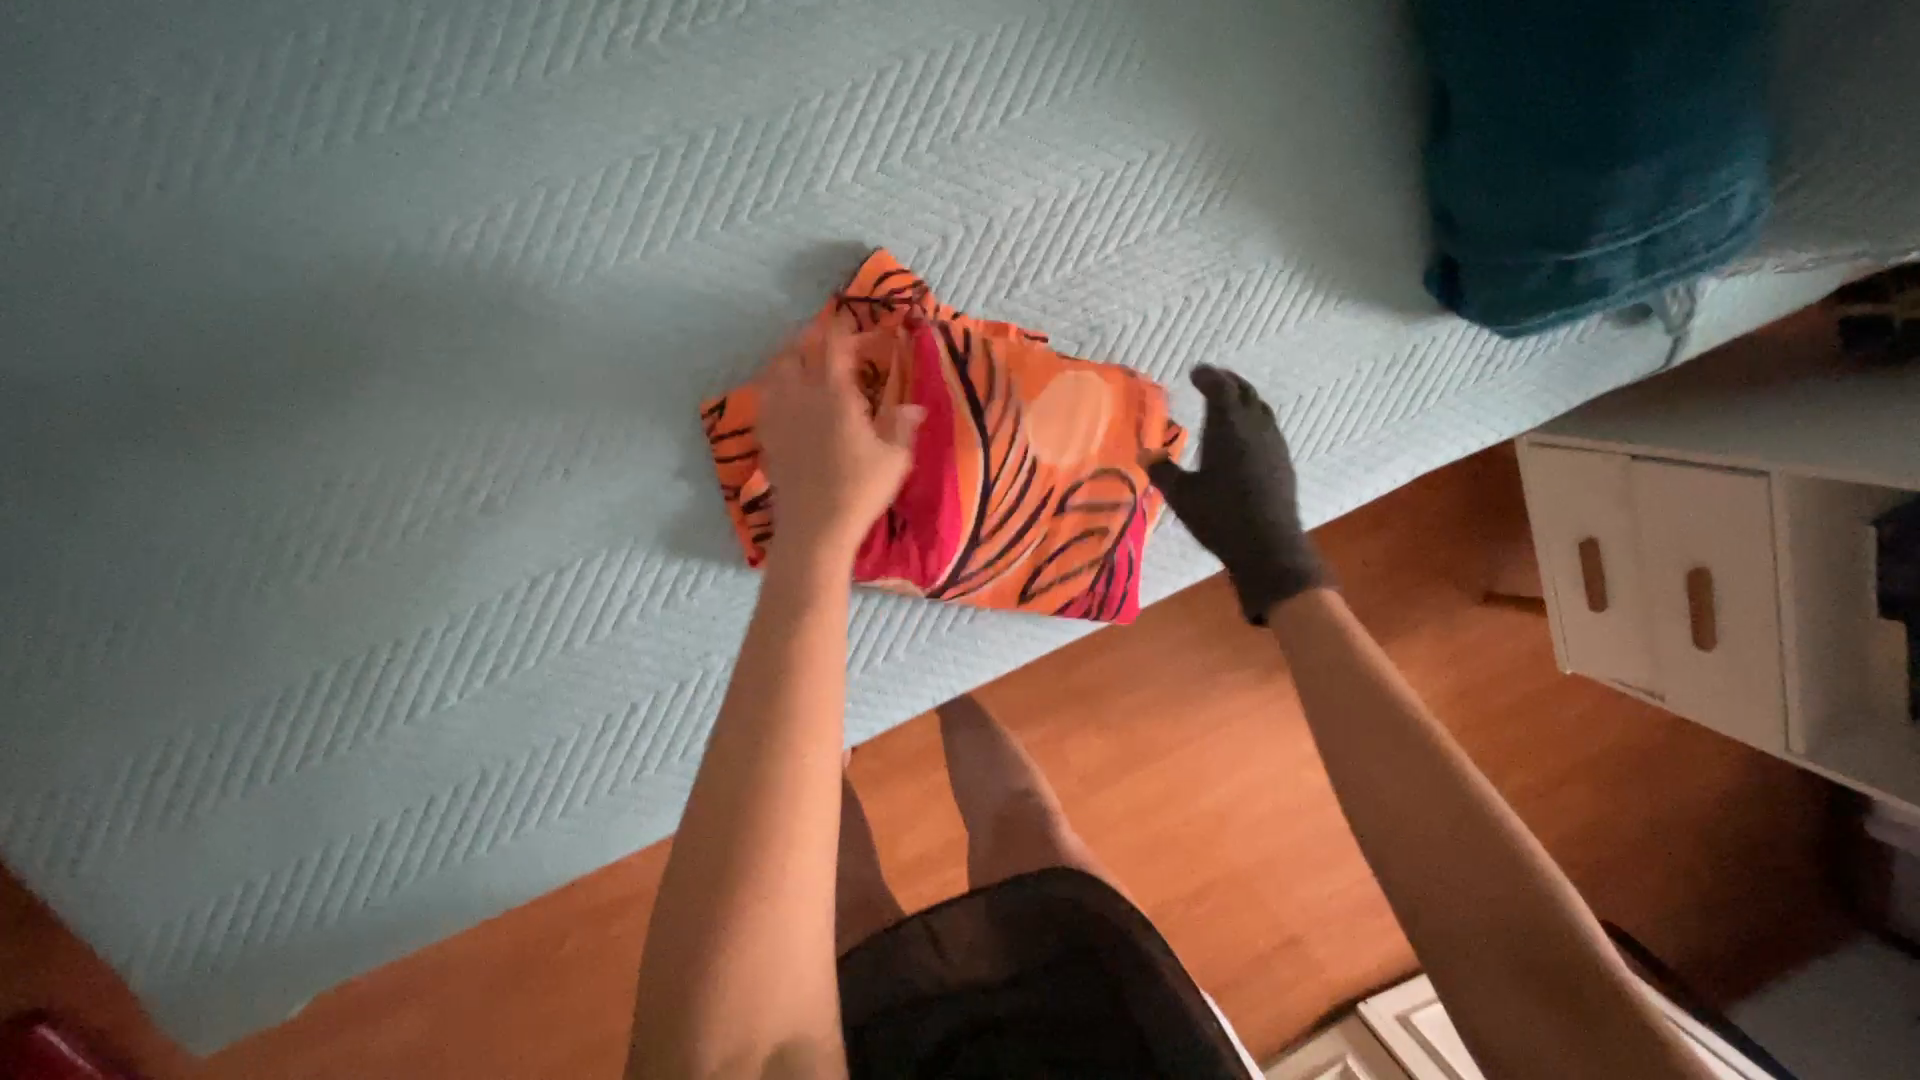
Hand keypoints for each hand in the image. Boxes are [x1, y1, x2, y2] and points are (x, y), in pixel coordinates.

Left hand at [757, 327, 923, 562]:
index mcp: (835, 394)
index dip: (841, 329)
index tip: (850, 323)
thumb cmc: (860, 490)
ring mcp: (779, 416)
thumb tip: (914, 405)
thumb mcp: (894, 458)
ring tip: (800, 360)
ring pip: (774, 372)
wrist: (815, 527)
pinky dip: (774, 387)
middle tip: (824, 338)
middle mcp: (802, 396)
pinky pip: (765, 400)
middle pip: (796, 351)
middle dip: (810, 338)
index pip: (833, 346)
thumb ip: (901, 426)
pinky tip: (784, 397)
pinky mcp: (767, 438)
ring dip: (787, 358)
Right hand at [1146, 365, 1324, 623]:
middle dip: (1228, 381)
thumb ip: (1162, 471)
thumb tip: (1145, 453)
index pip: (1220, 388)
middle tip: (1212, 378)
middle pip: (1244, 391)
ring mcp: (1273, 443)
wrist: (1269, 547)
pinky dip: (1254, 418)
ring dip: (1244, 397)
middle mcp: (1254, 427)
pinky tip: (1246, 434)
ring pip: (1260, 408)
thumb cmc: (1220, 518)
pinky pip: (1268, 427)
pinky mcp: (1283, 461)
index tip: (1195, 372)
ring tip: (1229, 400)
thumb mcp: (1182, 496)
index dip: (1207, 376)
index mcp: (1228, 427)